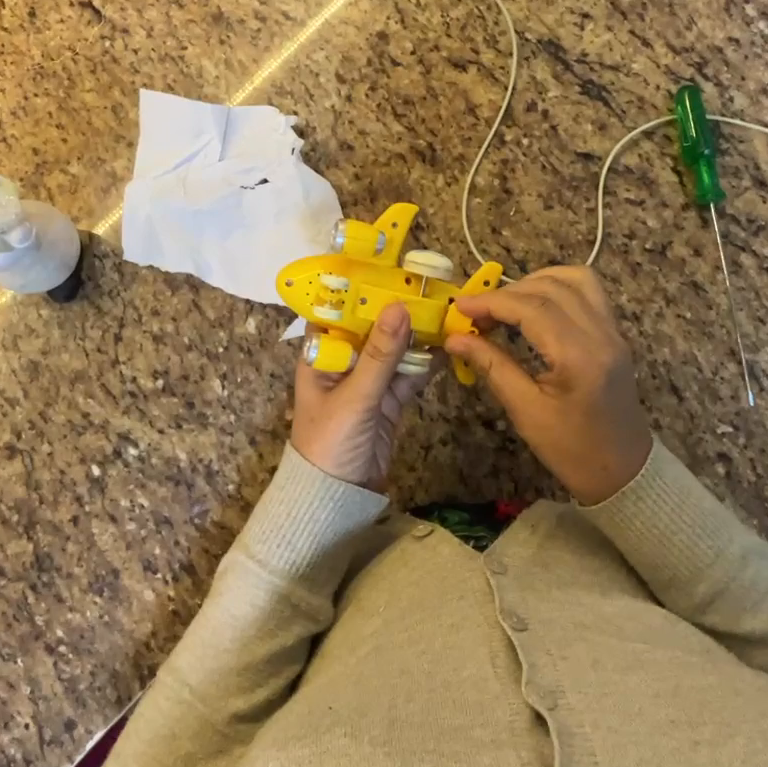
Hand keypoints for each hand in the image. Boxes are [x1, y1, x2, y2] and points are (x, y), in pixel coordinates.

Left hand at [291, 303, 434, 490]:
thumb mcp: (355, 397)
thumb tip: (400, 306)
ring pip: (394, 350)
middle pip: (371, 328)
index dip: (361, 289)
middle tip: (430, 285)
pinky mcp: (387, 402)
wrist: (338, 499)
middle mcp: (343, 363)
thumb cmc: (330, 443)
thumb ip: (380, 354)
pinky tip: (446, 346)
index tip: (390, 267)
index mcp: (320, 356)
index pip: (338, 312)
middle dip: (398, 309)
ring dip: (416, 335)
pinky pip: (407, 375)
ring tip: (445, 311)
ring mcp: (367, 383)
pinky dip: (425, 363)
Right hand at [445, 267, 650, 504]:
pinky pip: (588, 291)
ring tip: (505, 304)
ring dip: (534, 281)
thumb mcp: (525, 412)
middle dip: (507, 292)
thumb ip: (492, 366)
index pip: (532, 308)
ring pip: (574, 279)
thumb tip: (455, 338)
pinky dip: (557, 287)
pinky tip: (533, 305)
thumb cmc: (572, 450)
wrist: (624, 471)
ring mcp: (613, 331)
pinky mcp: (615, 333)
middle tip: (475, 312)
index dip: (491, 302)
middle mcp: (601, 334)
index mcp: (579, 357)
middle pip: (550, 288)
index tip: (459, 306)